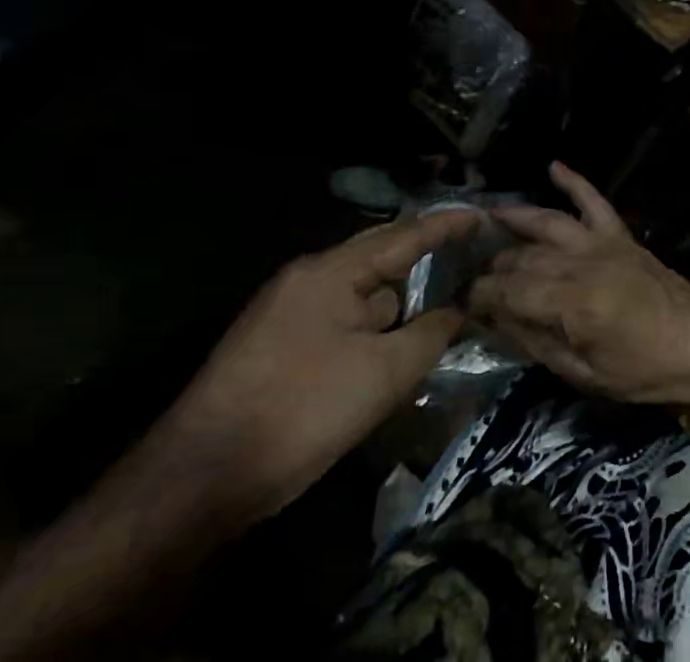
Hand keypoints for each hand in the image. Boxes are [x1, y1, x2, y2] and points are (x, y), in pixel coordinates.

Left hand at [166, 211, 479, 511]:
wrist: (208, 472)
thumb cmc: (303, 409)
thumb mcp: (383, 373)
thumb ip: (430, 334)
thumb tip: (458, 310)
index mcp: (330, 272)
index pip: (401, 237)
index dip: (445, 226)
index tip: (481, 216)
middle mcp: (308, 279)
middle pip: (378, 256)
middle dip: (423, 255)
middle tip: (468, 252)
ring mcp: (290, 310)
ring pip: (361, 293)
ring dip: (399, 297)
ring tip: (443, 297)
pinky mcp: (284, 342)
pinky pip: (344, 319)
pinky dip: (375, 324)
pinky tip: (397, 341)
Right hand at [469, 163, 689, 404]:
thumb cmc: (649, 371)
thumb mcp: (588, 376)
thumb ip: (539, 346)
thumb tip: (499, 322)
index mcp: (573, 305)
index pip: (510, 293)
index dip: (481, 297)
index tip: (461, 302)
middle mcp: (582, 265)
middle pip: (523, 258)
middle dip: (493, 267)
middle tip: (472, 275)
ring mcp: (602, 244)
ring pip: (548, 224)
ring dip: (516, 219)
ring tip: (487, 218)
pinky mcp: (620, 235)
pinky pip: (593, 201)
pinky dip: (574, 181)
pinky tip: (554, 165)